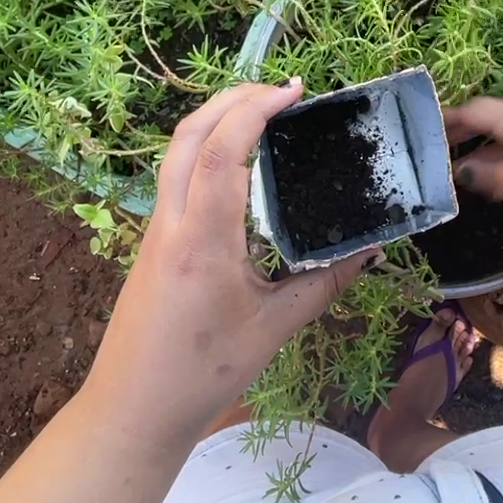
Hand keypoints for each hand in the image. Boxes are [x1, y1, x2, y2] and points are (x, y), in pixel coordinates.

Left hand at [83, 81, 376, 441]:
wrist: (131, 411)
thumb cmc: (203, 374)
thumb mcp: (275, 328)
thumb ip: (326, 283)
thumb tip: (371, 251)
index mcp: (202, 242)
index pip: (220, 154)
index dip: (254, 111)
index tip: (293, 93)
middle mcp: (171, 224)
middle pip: (187, 135)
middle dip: (232, 97)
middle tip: (282, 91)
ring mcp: (156, 228)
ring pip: (175, 151)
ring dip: (215, 117)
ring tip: (263, 110)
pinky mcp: (154, 238)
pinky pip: (176, 173)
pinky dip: (205, 145)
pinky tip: (237, 158)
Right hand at [442, 97, 502, 225]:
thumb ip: (491, 176)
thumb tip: (463, 172)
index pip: (476, 109)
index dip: (449, 117)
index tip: (425, 128)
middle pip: (491, 118)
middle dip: (464, 133)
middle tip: (438, 150)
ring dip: (485, 149)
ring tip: (462, 171)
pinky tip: (497, 178)